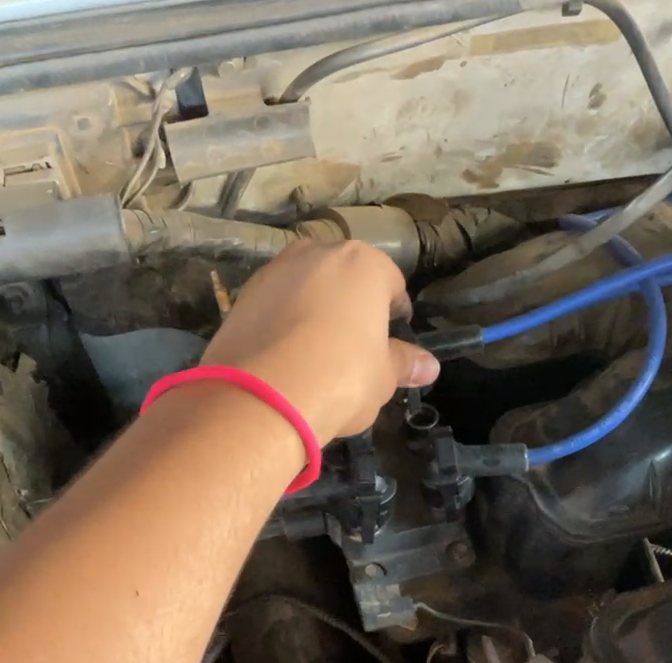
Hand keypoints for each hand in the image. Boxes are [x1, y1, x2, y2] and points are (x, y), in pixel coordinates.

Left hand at [200, 239, 438, 438]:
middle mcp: (317, 254)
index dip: (395, 313)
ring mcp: (274, 272)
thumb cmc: (341, 379)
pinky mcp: (242, 297)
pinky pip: (274, 308)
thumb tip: (429, 366)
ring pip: (305, 289)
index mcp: (363, 264)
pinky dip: (282, 325)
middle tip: (353, 348)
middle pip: (344, 278)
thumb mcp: (383, 377)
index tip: (393, 339)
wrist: (261, 397)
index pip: (391, 283)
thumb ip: (404, 363)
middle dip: (350, 306)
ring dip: (313, 312)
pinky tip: (285, 360)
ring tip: (315, 355)